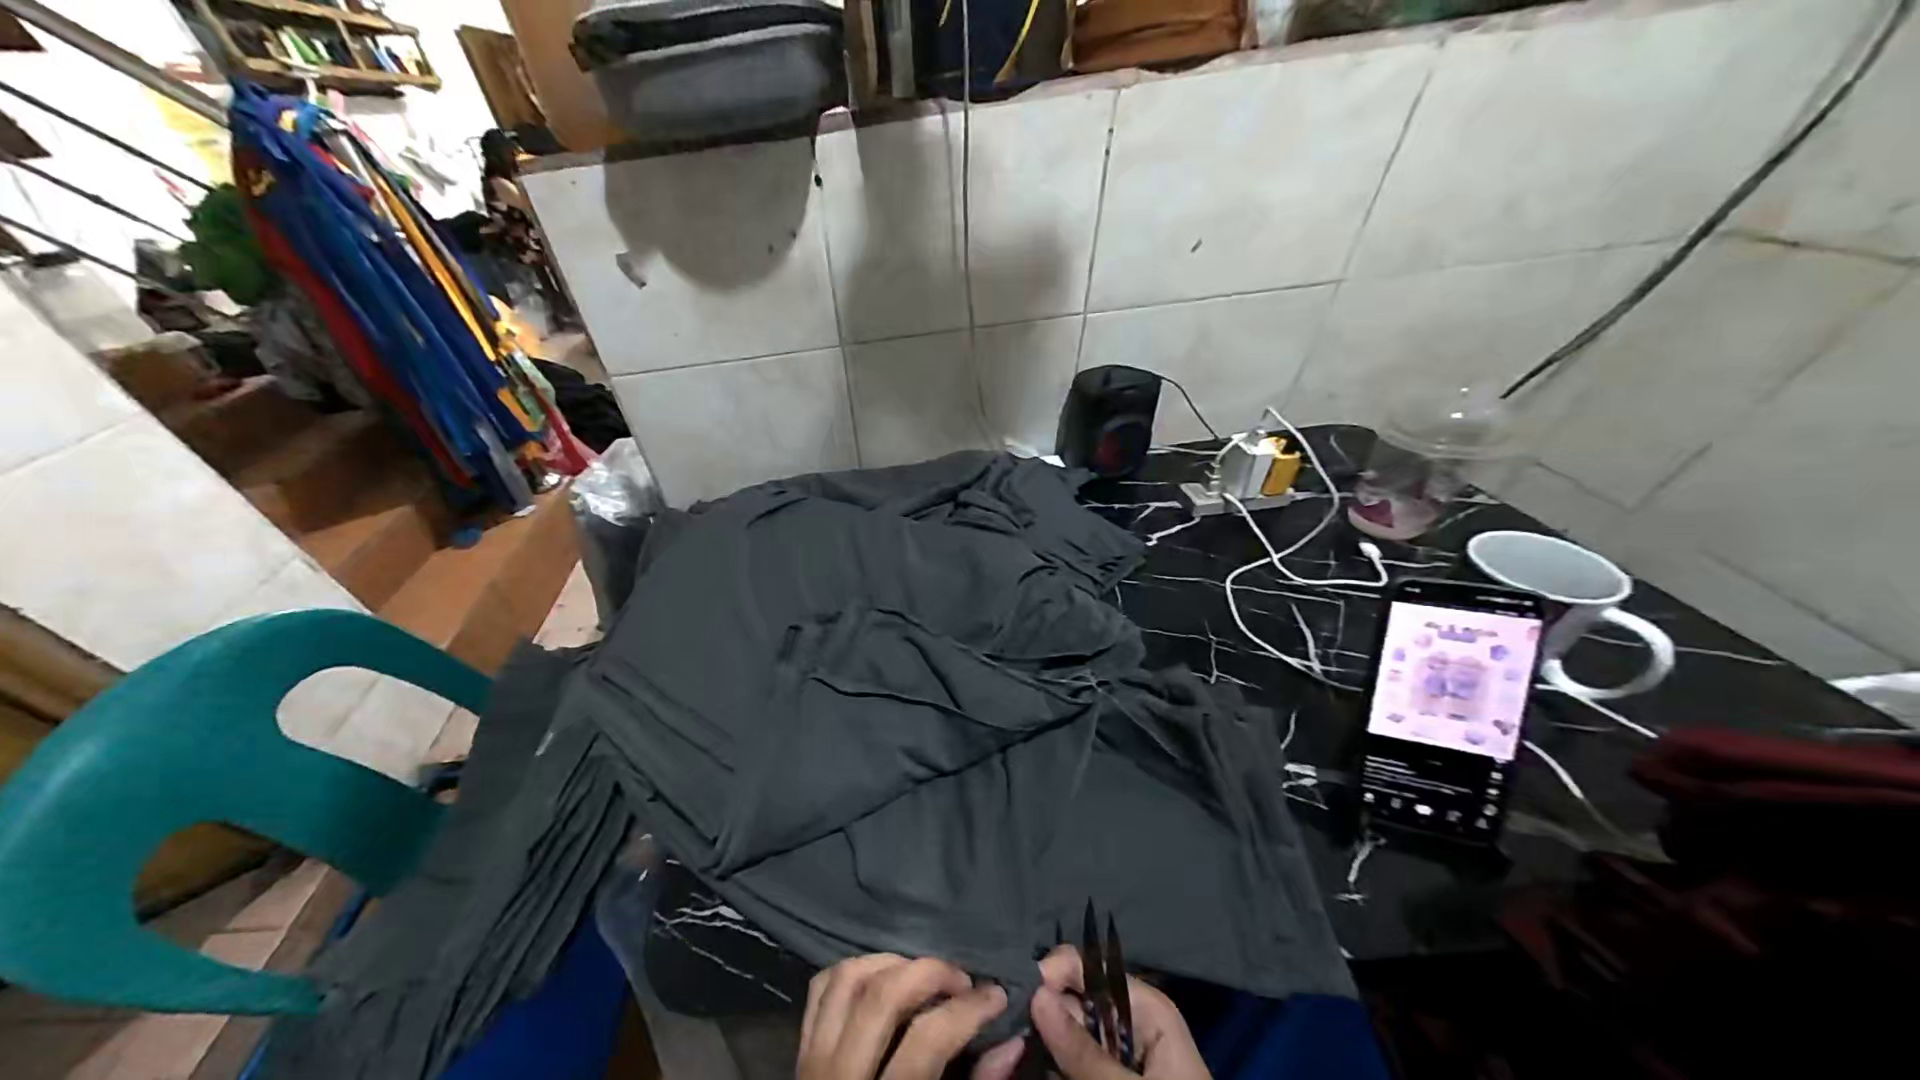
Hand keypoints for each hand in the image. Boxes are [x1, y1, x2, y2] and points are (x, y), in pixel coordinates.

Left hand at [798, 954, 1008, 1079]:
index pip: (924, 1042)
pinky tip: (883, 977)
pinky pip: (821, 989)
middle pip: (880, 998)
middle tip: (963, 979)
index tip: (997, 995)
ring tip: (924, 974)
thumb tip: (1011, 1040)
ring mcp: (812, 1063)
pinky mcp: (800, 1053)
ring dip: (891, 963)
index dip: (968, 1011)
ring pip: (846, 981)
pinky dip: (854, 970)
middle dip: (930, 972)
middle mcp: (840, 1078)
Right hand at [974, 946, 1211, 1079]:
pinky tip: (1010, 1071)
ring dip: (1024, 1049)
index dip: (1054, 971)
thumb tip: (1038, 995)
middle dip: (1029, 1019)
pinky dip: (1034, 1068)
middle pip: (1064, 1003)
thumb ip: (1086, 1052)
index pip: (1091, 968)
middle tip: (997, 1042)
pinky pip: (1057, 1065)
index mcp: (1143, 1009)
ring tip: (996, 1065)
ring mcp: (1102, 1055)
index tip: (1021, 992)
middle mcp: (1119, 1024)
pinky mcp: (1089, 1075)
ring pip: (1053, 1037)